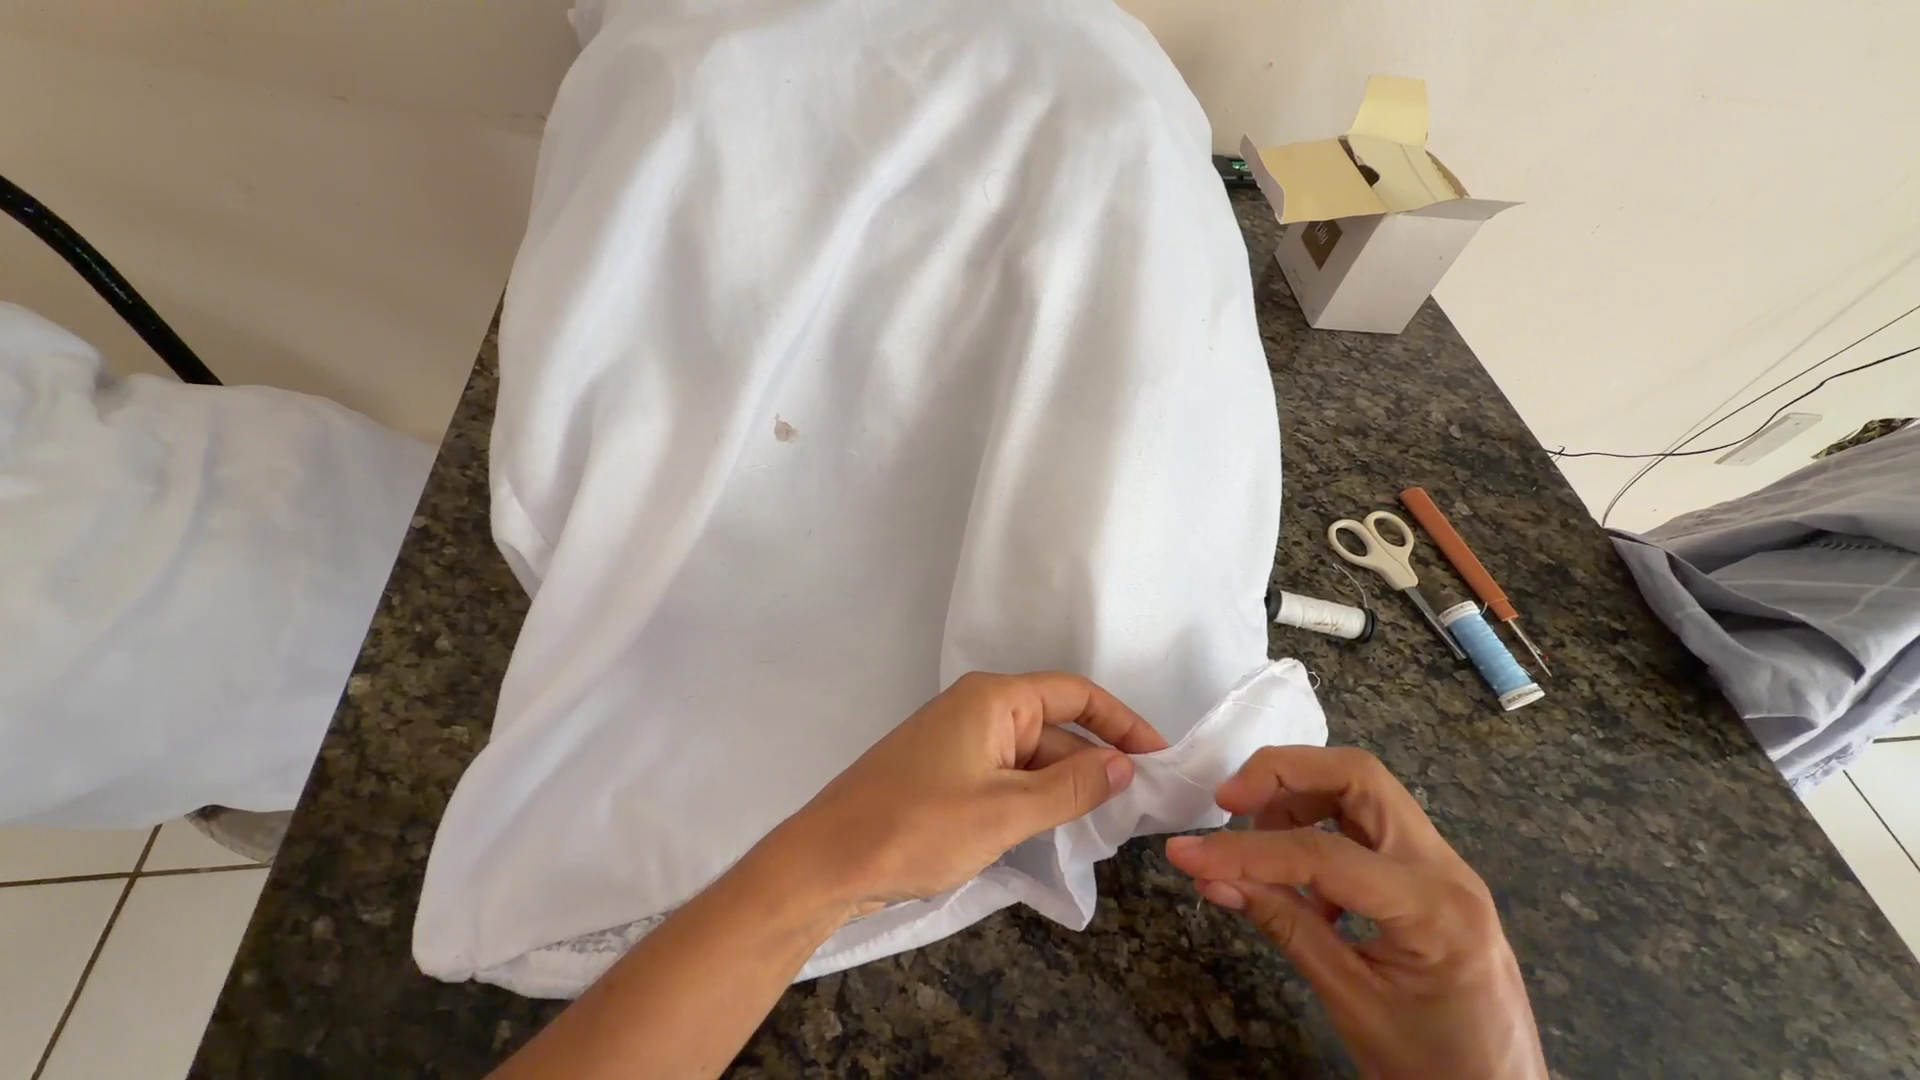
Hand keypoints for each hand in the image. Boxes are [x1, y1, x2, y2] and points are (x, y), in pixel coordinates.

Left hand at [766, 672, 1169, 915]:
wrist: (826, 861)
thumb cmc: (917, 828)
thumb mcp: (1005, 811)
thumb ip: (1070, 787)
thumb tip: (1124, 765)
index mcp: (993, 699)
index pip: (1076, 694)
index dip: (1123, 722)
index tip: (1160, 758)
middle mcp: (978, 709)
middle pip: (1056, 727)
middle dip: (1096, 763)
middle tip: (1139, 810)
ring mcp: (959, 742)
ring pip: (1031, 756)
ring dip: (1065, 787)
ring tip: (1105, 827)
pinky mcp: (946, 773)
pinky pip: (1006, 776)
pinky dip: (1034, 798)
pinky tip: (1054, 830)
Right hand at [1164, 747, 1546, 1079]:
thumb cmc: (1432, 1068)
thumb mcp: (1350, 1002)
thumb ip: (1283, 926)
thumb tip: (1209, 877)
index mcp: (1433, 910)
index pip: (1322, 853)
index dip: (1245, 850)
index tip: (1186, 852)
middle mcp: (1446, 868)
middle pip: (1358, 776)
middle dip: (1283, 773)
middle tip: (1228, 799)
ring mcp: (1443, 865)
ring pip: (1363, 787)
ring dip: (1300, 794)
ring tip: (1258, 838)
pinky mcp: (1431, 872)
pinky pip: (1369, 822)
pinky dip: (1321, 824)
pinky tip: (1300, 878)